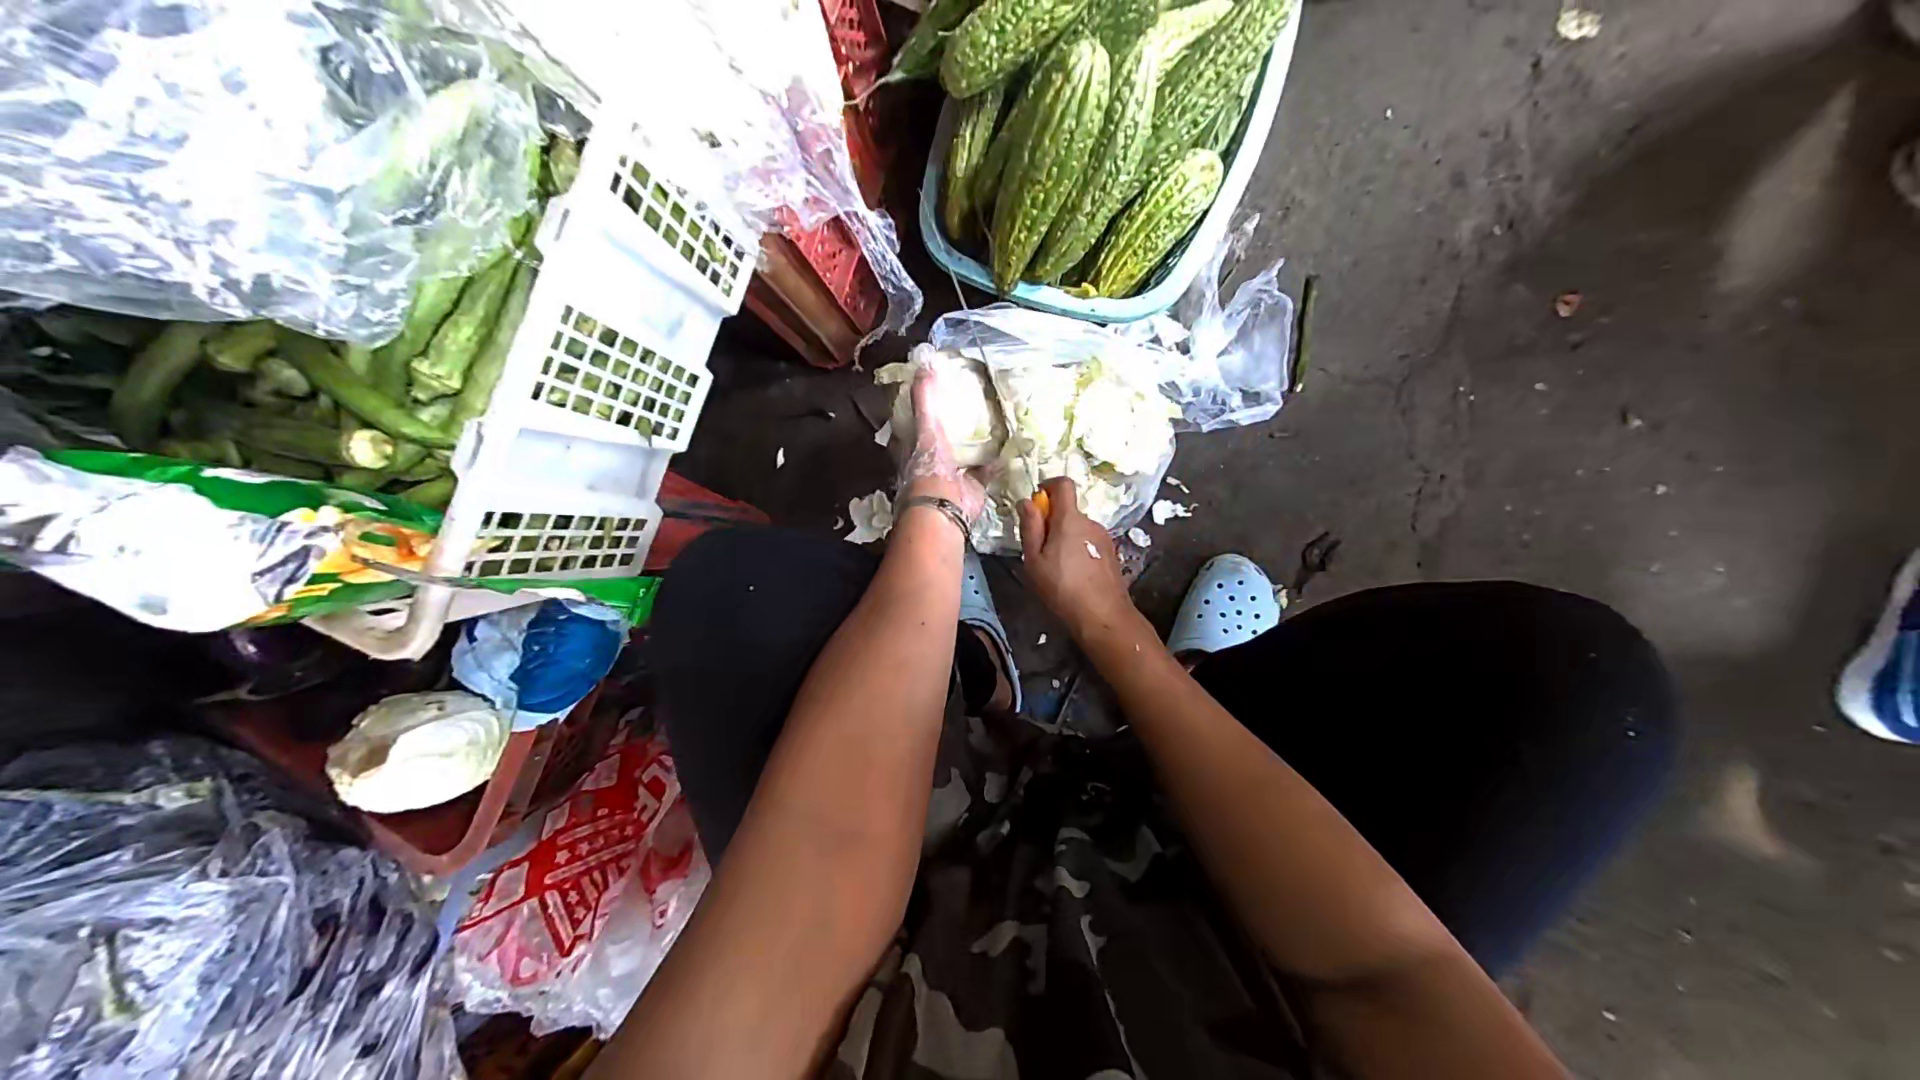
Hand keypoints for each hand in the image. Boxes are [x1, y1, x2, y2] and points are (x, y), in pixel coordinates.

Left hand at [900, 365, 986, 521]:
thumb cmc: (928, 469)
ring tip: (989, 421)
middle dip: (951, 426)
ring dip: (974, 444)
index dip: (922, 411)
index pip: (914, 426)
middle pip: (941, 440)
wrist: (944, 509)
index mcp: (913, 449)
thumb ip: (925, 401)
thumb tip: (924, 365)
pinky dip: (995, 460)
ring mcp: (954, 475)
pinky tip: (1006, 446)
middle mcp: (932, 462)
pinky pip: (986, 469)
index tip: (935, 393)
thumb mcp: (926, 430)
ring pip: (964, 454)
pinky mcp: (974, 486)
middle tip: (967, 404)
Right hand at [1016, 477, 1140, 639]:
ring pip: (1079, 528)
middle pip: (1069, 510)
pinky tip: (1073, 575)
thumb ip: (1030, 528)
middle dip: (1052, 521)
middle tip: (1039, 548)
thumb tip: (1027, 501)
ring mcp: (1104, 538)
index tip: (1036, 502)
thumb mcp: (1035, 560)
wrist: (1103, 616)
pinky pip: (1088, 542)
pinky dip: (1077, 550)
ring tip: (1055, 567)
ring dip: (1065, 538)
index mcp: (1069, 519)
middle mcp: (1090, 522)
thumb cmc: (1062, 588)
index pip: (1063, 484)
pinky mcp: (1111, 553)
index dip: (1048, 486)